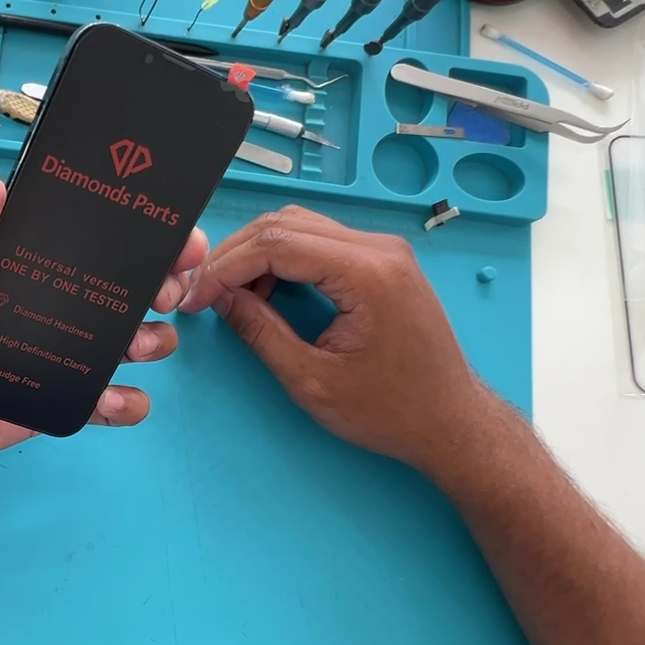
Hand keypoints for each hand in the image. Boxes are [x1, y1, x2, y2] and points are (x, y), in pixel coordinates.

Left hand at [0, 179, 207, 472]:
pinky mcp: (47, 403)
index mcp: (10, 267)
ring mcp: (48, 356)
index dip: (124, 230)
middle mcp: (40, 306)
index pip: (76, 240)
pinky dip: (124, 403)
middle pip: (114, 287)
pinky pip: (97, 403)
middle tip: (168, 285)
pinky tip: (124, 399)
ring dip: (150, 337)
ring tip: (148, 341)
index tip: (160, 221)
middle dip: (157, 280)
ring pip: (120, 342)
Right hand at [178, 205, 503, 472]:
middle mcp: (379, 249)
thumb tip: (221, 300)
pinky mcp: (380, 262)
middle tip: (203, 294)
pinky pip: (316, 242)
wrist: (449, 420)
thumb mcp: (310, 380)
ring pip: (297, 226)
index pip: (276, 245)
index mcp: (367, 274)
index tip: (195, 300)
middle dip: (232, 256)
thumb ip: (261, 333)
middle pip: (284, 224)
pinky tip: (263, 291)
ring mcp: (382, 252)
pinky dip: (279, 259)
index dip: (224, 269)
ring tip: (228, 294)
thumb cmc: (387, 409)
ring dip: (253, 254)